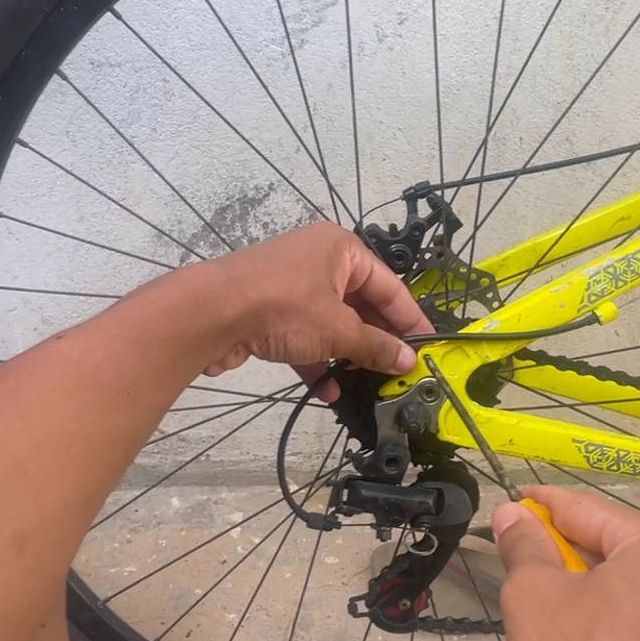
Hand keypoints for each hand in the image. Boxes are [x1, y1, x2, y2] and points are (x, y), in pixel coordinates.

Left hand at [192, 223, 433, 396]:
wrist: (211, 313)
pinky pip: (305, 335)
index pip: (389, 286)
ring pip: (332, 322)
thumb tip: (408, 361)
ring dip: (348, 354)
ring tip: (367, 384)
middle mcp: (319, 261)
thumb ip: (375, 346)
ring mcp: (292, 286)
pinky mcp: (271, 310)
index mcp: (342, 250)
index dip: (410, 319)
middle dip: (377, 340)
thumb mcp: (338, 329)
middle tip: (398, 371)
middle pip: (361, 304)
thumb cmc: (284, 307)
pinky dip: (317, 359)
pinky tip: (327, 390)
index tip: (428, 347)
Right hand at [491, 487, 639, 640]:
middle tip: (516, 574)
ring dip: (584, 607)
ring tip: (543, 629)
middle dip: (560, 563)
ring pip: (627, 602)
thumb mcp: (538, 603)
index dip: (539, 506)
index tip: (508, 507)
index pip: (585, 509)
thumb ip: (523, 551)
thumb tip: (516, 515)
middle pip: (610, 555)